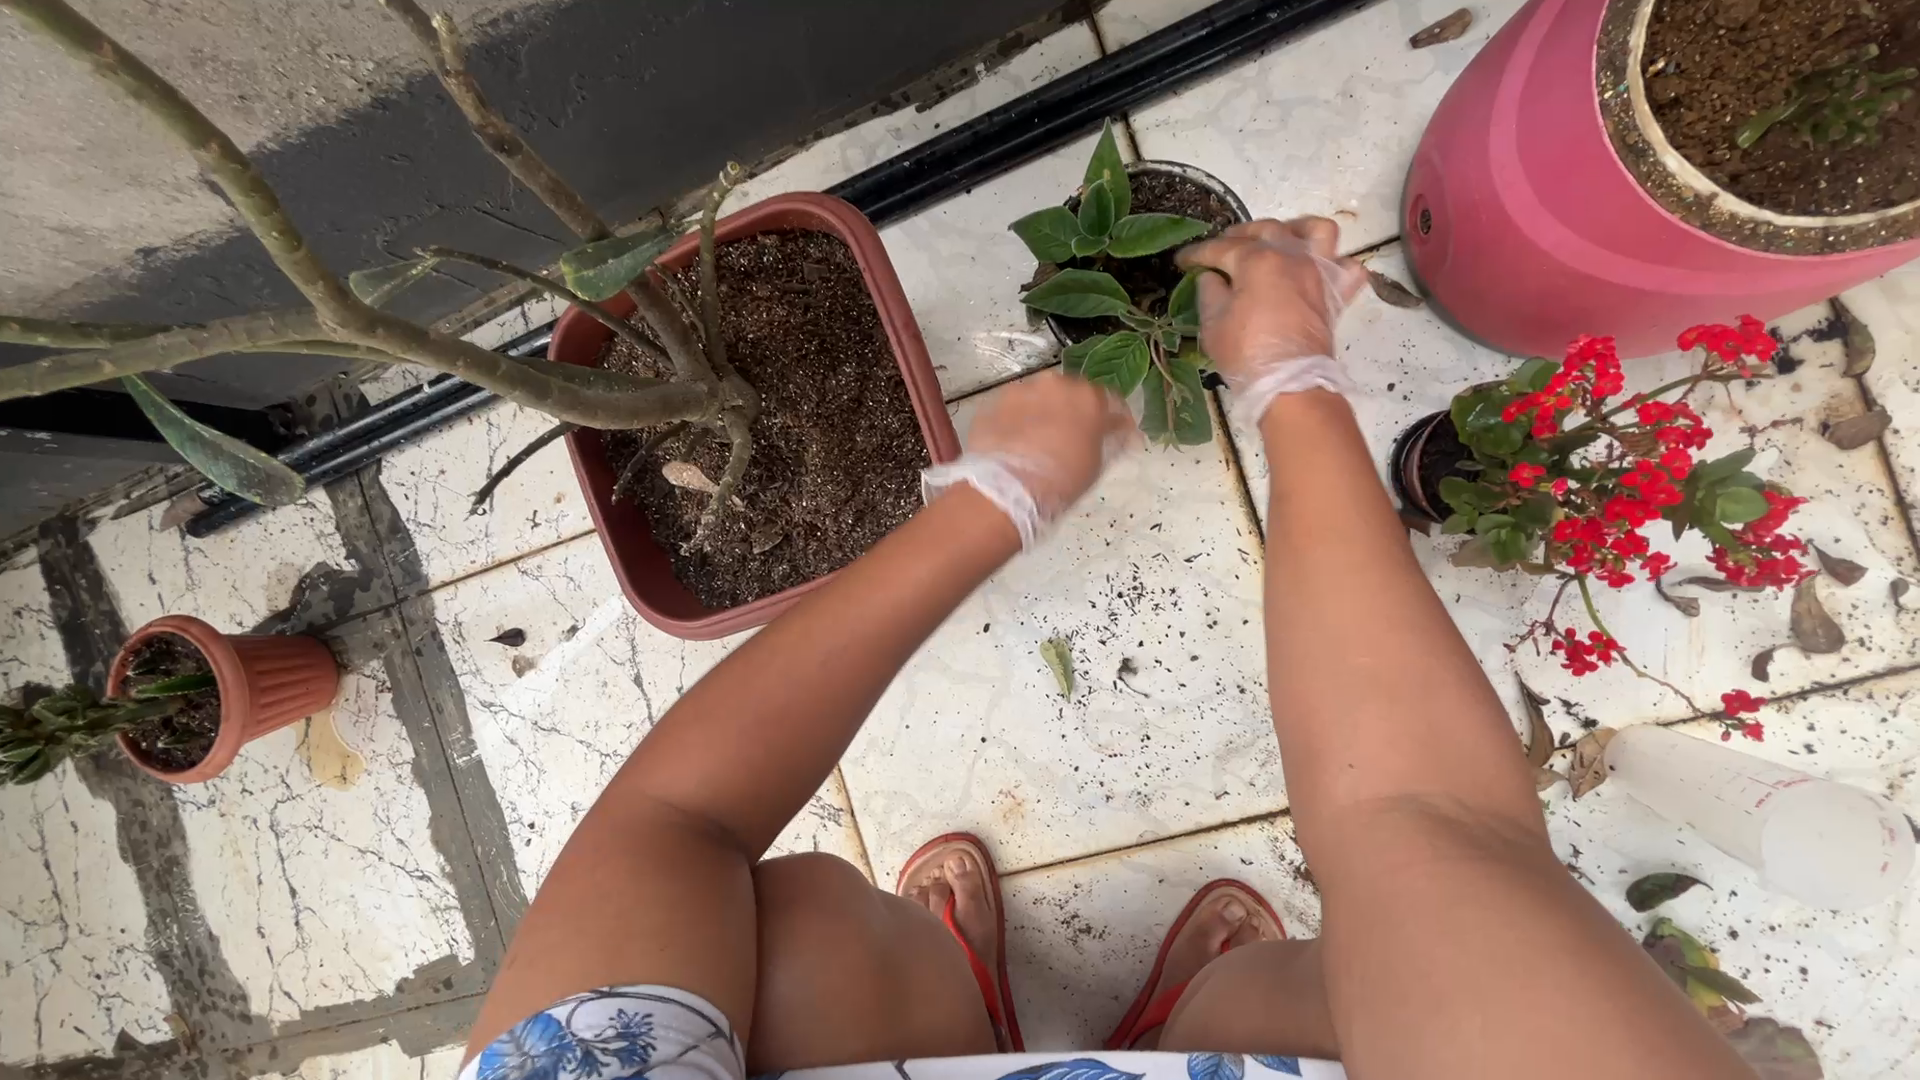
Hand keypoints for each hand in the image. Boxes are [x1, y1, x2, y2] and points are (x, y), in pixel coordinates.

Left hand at [922, 370, 1134, 546]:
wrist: (1006, 490)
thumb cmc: (1060, 481)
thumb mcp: (1096, 465)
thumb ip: (1107, 441)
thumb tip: (1116, 434)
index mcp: (1089, 398)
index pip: (1110, 402)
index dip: (1114, 420)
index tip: (1115, 435)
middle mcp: (1055, 384)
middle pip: (1071, 394)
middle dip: (1074, 413)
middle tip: (1072, 438)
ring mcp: (1021, 391)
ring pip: (1038, 399)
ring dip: (1043, 414)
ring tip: (1038, 442)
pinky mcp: (993, 404)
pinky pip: (1012, 411)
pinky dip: (1016, 422)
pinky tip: (1014, 444)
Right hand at [1176, 217, 1367, 425]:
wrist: (1288, 383)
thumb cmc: (1245, 353)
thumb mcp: (1213, 324)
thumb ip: (1210, 292)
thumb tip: (1212, 278)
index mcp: (1258, 261)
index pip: (1221, 249)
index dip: (1198, 253)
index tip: (1182, 260)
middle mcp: (1292, 256)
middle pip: (1265, 230)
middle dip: (1239, 235)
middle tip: (1222, 248)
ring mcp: (1319, 272)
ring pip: (1316, 231)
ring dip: (1296, 229)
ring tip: (1280, 239)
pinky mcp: (1337, 294)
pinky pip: (1348, 267)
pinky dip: (1336, 263)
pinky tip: (1319, 270)